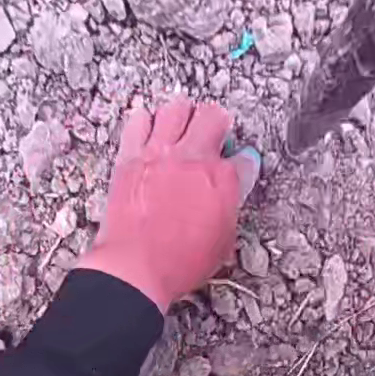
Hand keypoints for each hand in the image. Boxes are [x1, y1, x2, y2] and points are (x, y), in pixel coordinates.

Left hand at [77, 98, 260, 312]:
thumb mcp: (222, 242)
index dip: (242, 162)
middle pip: (213, 116)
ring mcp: (160, 154)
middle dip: (217, 123)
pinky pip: (138, 120)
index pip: (244, 158)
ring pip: (176, 108)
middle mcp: (193, 159)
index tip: (238, 166)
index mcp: (223, 180)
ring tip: (182, 128)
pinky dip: (147, 122)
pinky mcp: (131, 156)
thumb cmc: (179, 263)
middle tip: (214, 134)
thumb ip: (229, 207)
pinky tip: (150, 133)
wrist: (136, 267)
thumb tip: (231, 193)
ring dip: (183, 115)